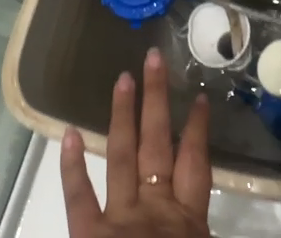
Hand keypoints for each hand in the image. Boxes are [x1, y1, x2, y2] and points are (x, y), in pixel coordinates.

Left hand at [61, 47, 210, 237]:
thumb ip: (199, 229)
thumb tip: (210, 219)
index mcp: (188, 225)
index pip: (197, 165)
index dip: (199, 129)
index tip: (200, 97)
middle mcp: (157, 212)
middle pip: (159, 145)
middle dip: (157, 102)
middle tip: (153, 59)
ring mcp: (123, 221)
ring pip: (125, 156)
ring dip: (124, 115)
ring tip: (123, 78)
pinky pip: (80, 199)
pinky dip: (73, 167)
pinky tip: (70, 134)